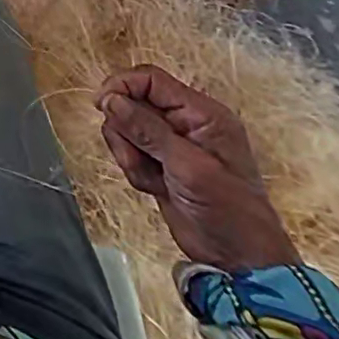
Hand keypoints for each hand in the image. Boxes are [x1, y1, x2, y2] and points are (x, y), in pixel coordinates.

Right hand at [97, 65, 300, 271]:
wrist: (237, 259)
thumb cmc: (227, 210)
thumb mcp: (187, 166)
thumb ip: (147, 129)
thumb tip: (110, 99)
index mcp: (202, 113)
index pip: (150, 78)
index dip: (121, 85)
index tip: (101, 104)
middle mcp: (185, 121)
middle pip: (131, 101)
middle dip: (125, 129)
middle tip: (137, 157)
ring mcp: (171, 142)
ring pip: (124, 126)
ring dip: (128, 152)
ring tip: (150, 177)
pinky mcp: (158, 160)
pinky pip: (127, 149)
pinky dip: (133, 167)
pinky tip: (155, 186)